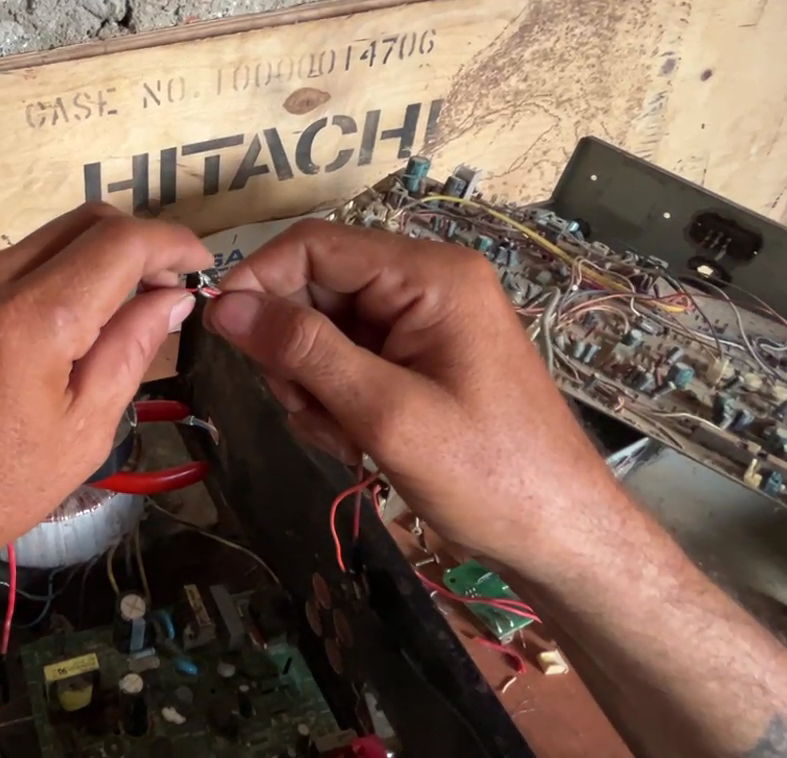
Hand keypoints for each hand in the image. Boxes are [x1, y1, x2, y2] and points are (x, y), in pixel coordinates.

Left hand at [0, 203, 212, 573]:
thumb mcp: (83, 430)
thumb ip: (132, 349)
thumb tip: (173, 297)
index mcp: (31, 319)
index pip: (120, 243)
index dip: (171, 243)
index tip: (200, 264)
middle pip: (85, 221)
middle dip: (138, 242)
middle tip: (168, 286)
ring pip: (51, 236)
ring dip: (97, 256)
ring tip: (124, 308)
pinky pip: (17, 259)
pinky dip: (57, 271)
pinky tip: (71, 318)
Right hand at [203, 219, 632, 579]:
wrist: (563, 540)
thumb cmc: (489, 476)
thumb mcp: (385, 413)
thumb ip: (303, 350)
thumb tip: (224, 305)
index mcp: (428, 275)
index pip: (313, 245)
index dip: (258, 279)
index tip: (222, 330)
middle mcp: (422, 281)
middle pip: (313, 285)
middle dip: (291, 347)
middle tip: (297, 404)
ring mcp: (417, 317)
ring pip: (319, 324)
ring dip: (308, 379)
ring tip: (337, 433)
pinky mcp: (412, 350)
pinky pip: (341, 352)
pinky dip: (329, 393)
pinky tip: (352, 436)